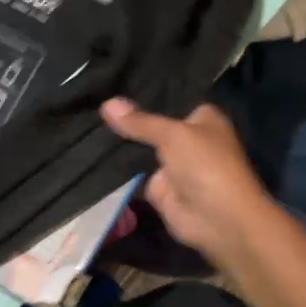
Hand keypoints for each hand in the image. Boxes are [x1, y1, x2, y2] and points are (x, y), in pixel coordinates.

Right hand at [102, 98, 279, 266]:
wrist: (216, 218)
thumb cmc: (205, 164)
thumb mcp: (172, 134)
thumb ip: (140, 121)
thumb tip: (106, 103)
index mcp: (203, 119)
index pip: (170, 101)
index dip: (145, 96)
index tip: (114, 88)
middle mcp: (188, 140)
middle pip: (152, 127)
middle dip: (128, 122)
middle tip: (94, 104)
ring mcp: (173, 166)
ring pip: (140, 151)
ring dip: (120, 146)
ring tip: (88, 127)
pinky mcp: (160, 190)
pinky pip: (134, 176)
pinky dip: (119, 172)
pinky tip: (94, 155)